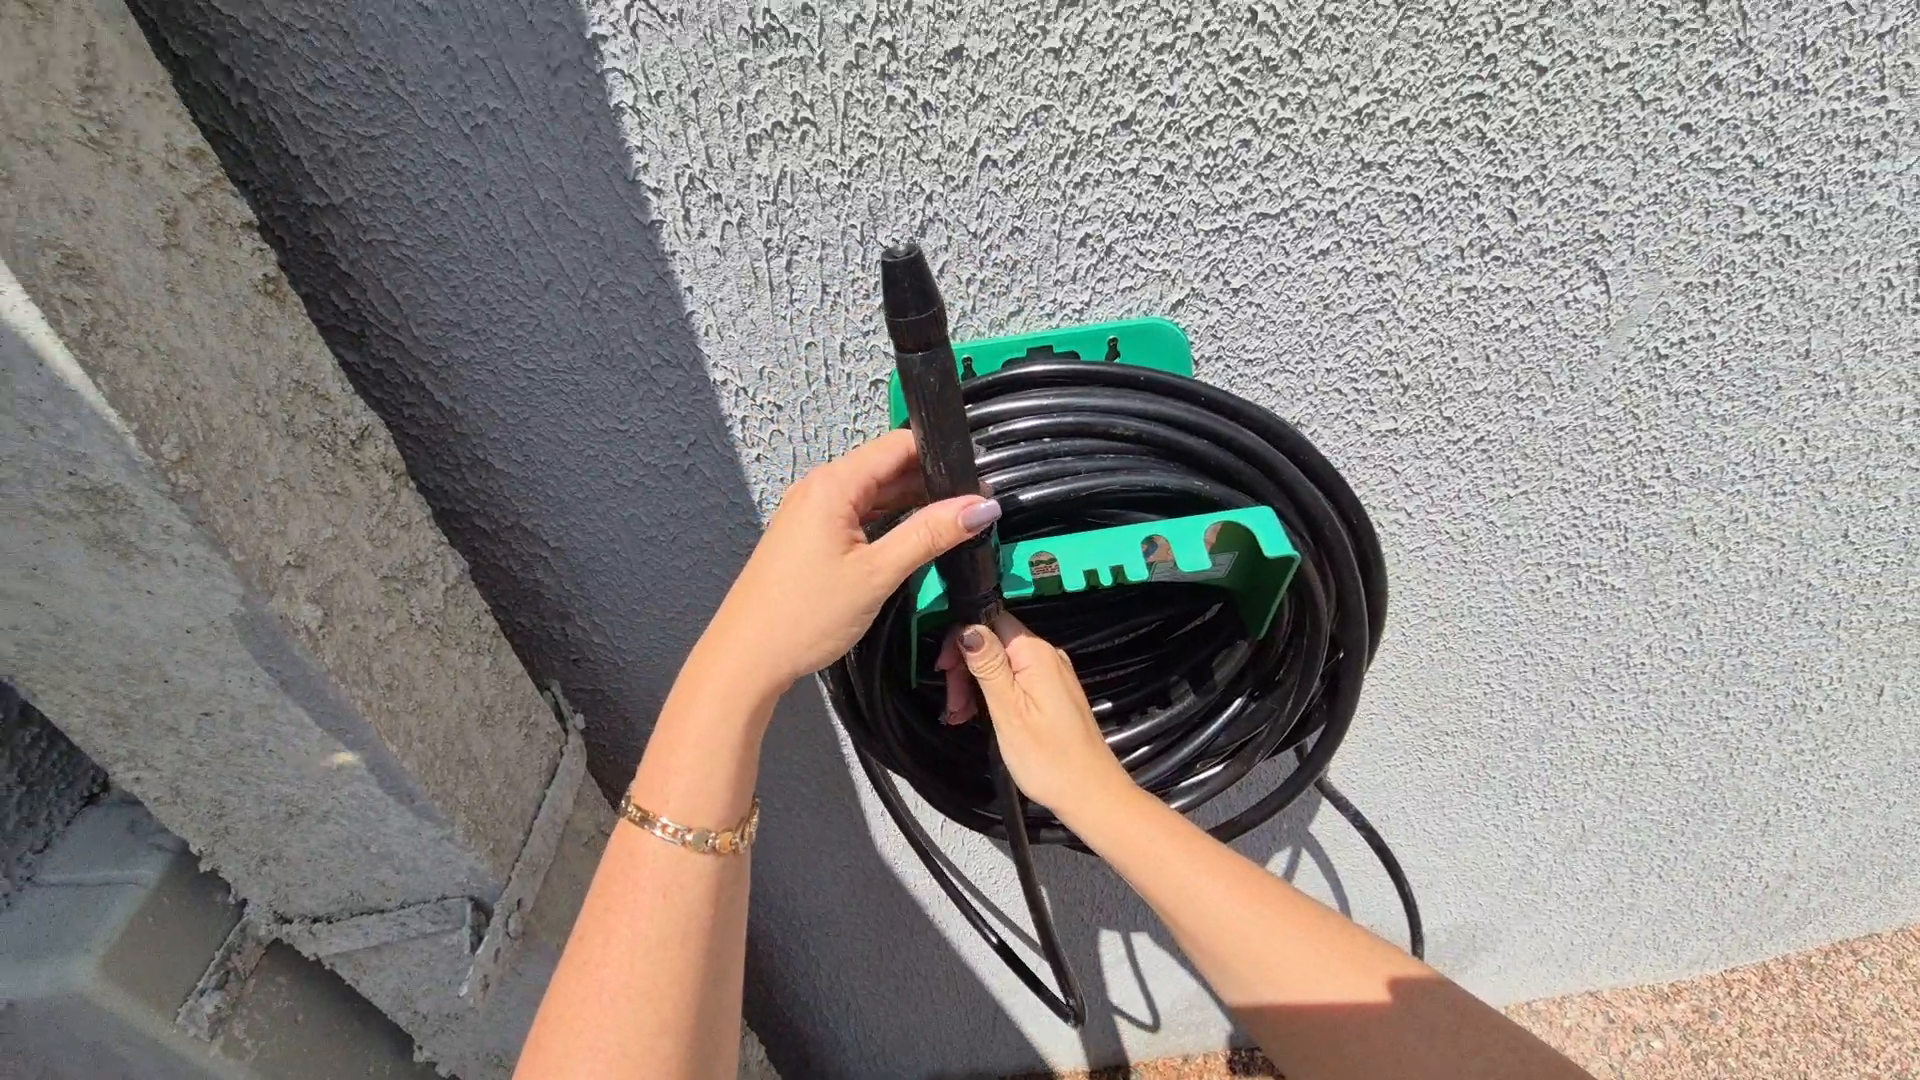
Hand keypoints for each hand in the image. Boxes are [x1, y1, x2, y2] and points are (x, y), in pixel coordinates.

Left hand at [705, 429, 1000, 690]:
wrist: (747, 659)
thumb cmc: (804, 616)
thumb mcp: (877, 573)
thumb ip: (930, 534)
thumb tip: (979, 507)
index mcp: (833, 484)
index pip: (898, 445)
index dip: (940, 455)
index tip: (978, 476)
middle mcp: (819, 489)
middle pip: (887, 467)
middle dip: (930, 481)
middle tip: (974, 507)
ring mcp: (812, 512)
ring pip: (873, 493)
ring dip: (910, 503)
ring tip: (951, 524)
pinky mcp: (810, 536)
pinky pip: (857, 514)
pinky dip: (886, 522)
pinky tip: (911, 540)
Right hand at [943, 613, 1133, 814]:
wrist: (1090, 793)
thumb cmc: (1047, 758)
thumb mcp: (1008, 711)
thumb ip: (988, 665)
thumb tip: (968, 626)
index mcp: (1035, 653)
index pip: (990, 620)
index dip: (961, 639)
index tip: (944, 671)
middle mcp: (1046, 654)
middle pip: (994, 641)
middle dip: (966, 667)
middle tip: (953, 705)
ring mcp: (1052, 673)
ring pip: (1002, 662)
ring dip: (975, 684)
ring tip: (961, 716)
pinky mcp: (1053, 691)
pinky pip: (1016, 679)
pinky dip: (993, 694)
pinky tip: (980, 716)